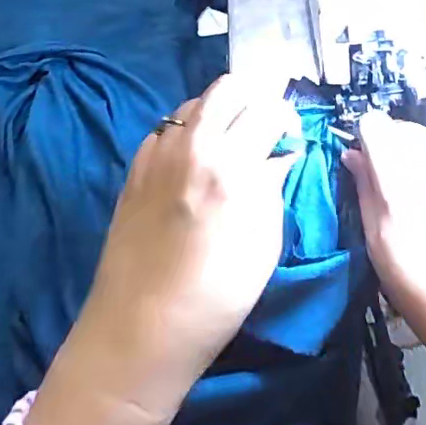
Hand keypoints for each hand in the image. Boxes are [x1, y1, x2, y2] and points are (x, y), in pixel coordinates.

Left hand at [73, 77, 300, 405]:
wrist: (137, 336)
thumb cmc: (216, 296)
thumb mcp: (264, 242)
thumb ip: (273, 186)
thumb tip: (281, 155)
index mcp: (231, 166)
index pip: (268, 109)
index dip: (288, 118)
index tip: (292, 140)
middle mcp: (191, 148)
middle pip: (228, 88)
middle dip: (255, 98)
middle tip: (265, 128)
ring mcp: (157, 156)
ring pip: (195, 102)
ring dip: (222, 111)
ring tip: (233, 141)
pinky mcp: (134, 172)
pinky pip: (167, 129)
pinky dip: (189, 131)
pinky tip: (197, 159)